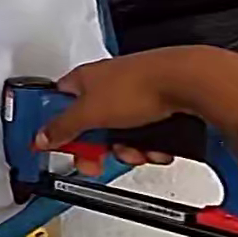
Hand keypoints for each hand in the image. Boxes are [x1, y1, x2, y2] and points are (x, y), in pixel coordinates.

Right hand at [34, 47, 237, 175]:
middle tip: (93, 158)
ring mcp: (132, 94)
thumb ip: (61, 128)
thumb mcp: (89, 113)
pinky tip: (152, 148)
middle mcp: (106, 83)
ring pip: (116, 132)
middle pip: (87, 123)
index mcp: (82, 78)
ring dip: (122, 149)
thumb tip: (42, 137)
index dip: (51, 125)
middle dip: (93, 146)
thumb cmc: (144, 84)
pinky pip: (142, 133)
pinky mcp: (157, 105)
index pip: (53, 103)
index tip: (51, 142)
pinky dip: (147, 145)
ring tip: (133, 152)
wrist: (195, 82)